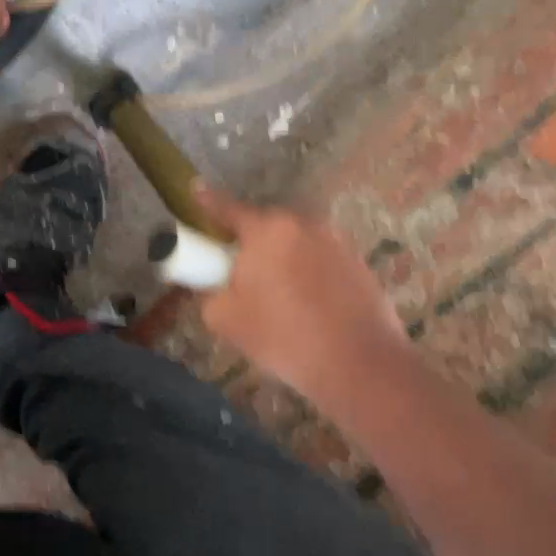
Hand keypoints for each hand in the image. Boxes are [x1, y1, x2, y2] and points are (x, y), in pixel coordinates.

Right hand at [196, 189, 408, 397]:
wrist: (359, 365)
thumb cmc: (282, 335)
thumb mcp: (224, 317)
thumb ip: (210, 291)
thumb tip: (218, 285)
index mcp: (267, 230)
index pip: (227, 209)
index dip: (207, 202)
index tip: (195, 189)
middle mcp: (304, 226)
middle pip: (265, 227)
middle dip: (249, 242)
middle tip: (237, 271)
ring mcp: (338, 244)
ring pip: (295, 245)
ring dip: (281, 260)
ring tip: (274, 296)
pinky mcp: (360, 266)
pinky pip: (320, 262)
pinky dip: (307, 276)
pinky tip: (305, 307)